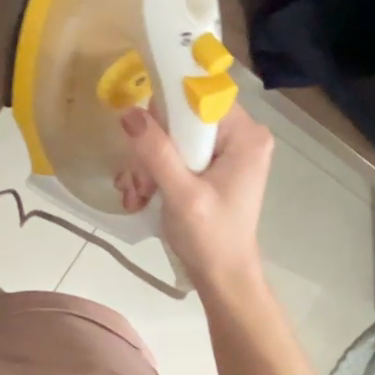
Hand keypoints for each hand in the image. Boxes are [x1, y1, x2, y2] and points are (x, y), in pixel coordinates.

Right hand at [116, 103, 273, 291]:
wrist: (223, 278)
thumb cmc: (211, 238)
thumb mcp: (181, 195)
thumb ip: (157, 152)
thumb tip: (128, 112)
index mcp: (245, 135)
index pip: (199, 97)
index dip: (166, 111)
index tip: (142, 135)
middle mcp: (239, 135)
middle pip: (180, 117)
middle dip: (151, 147)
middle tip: (138, 182)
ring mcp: (225, 151)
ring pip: (171, 136)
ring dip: (146, 164)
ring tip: (137, 196)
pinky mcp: (211, 166)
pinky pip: (174, 152)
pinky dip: (153, 173)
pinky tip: (142, 196)